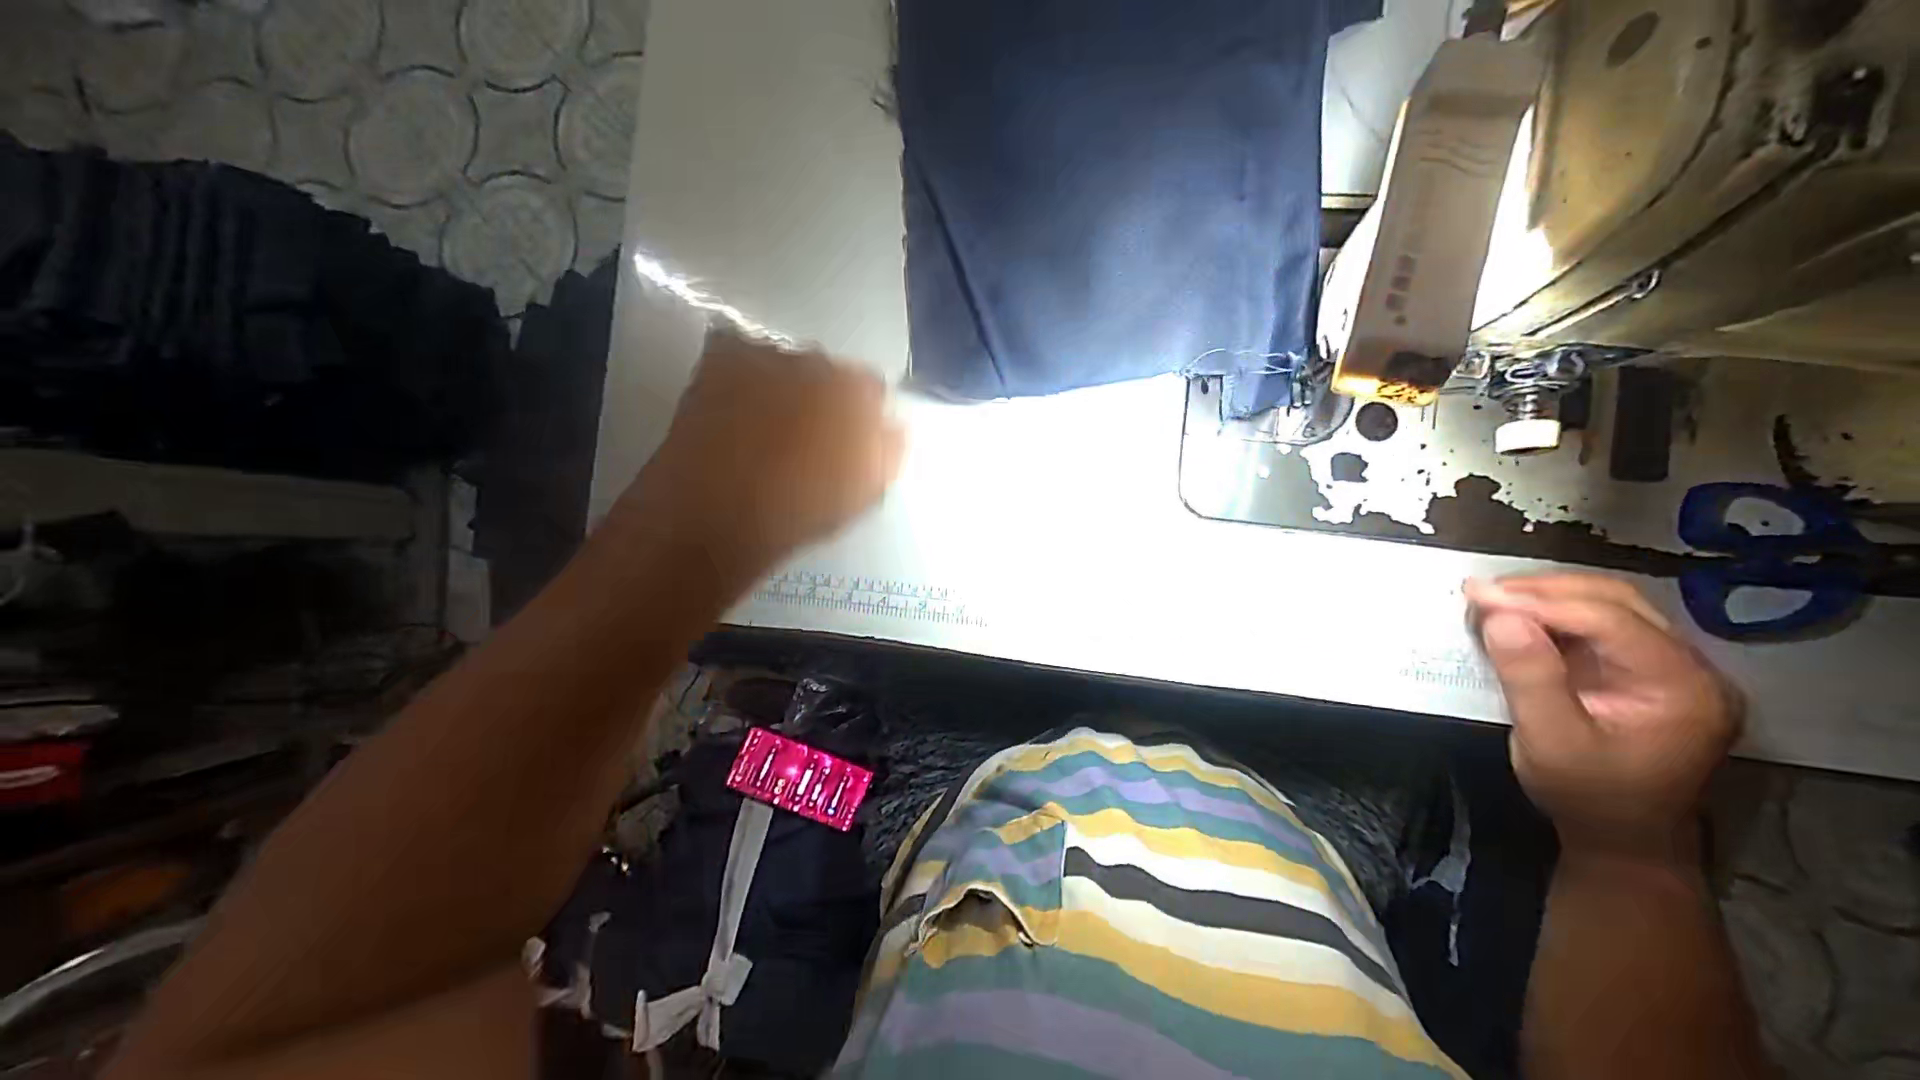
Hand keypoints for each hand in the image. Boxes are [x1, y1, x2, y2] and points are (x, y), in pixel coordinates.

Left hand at [617, 328, 904, 571]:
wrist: (719, 510)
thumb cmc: (801, 509)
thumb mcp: (866, 491)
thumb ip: (888, 450)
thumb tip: (891, 427)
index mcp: (860, 392)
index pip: (872, 389)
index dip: (861, 416)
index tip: (847, 442)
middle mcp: (818, 360)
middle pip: (828, 372)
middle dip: (821, 397)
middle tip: (806, 436)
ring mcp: (767, 354)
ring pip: (783, 364)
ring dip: (780, 386)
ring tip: (763, 426)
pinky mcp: (721, 358)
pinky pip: (738, 355)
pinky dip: (738, 374)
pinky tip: (732, 407)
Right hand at [1465, 574, 1741, 861]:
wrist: (1621, 838)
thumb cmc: (1588, 795)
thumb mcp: (1549, 742)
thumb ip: (1530, 677)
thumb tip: (1499, 615)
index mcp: (1683, 687)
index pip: (1610, 621)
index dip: (1540, 601)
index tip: (1476, 593)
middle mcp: (1689, 668)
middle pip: (1615, 602)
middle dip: (1543, 591)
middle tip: (1480, 593)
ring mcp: (1669, 667)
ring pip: (1608, 606)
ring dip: (1546, 597)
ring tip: (1492, 601)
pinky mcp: (1641, 670)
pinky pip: (1598, 624)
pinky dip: (1552, 614)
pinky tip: (1517, 618)